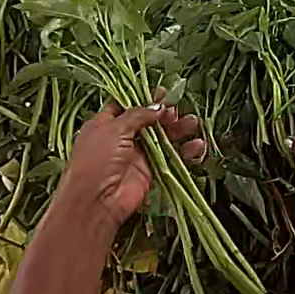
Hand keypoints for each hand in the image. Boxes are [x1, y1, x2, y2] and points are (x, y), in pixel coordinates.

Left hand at [44, 92, 205, 237]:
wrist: (97, 201)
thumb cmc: (97, 161)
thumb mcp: (114, 129)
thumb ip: (138, 114)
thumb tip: (158, 105)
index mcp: (105, 124)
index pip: (126, 105)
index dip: (144, 97)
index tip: (163, 92)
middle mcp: (121, 138)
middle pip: (148, 120)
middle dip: (164, 113)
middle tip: (176, 111)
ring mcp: (137, 154)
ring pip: (163, 137)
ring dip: (178, 129)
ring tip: (192, 123)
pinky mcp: (151, 170)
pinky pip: (172, 156)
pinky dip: (185, 151)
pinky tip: (197, 145)